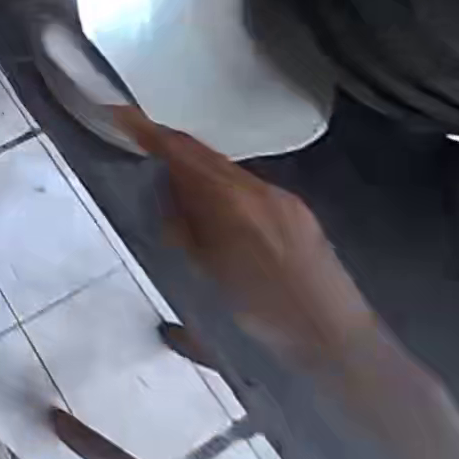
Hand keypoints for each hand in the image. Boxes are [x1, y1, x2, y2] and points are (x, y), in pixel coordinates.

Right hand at [117, 109, 458, 458]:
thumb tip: (169, 202)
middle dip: (168, 142)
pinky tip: (215, 208)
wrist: (340, 346)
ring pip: (224, 167)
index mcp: (228, 199)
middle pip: (202, 151)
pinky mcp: (298, 213)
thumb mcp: (202, 268)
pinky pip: (246, 184)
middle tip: (137, 138)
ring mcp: (282, 199)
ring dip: (195, 165)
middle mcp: (257, 189)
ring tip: (173, 180)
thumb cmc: (261, 312)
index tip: (118, 112)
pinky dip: (220, 183)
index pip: (178, 150)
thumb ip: (181, 224)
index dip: (145, 129)